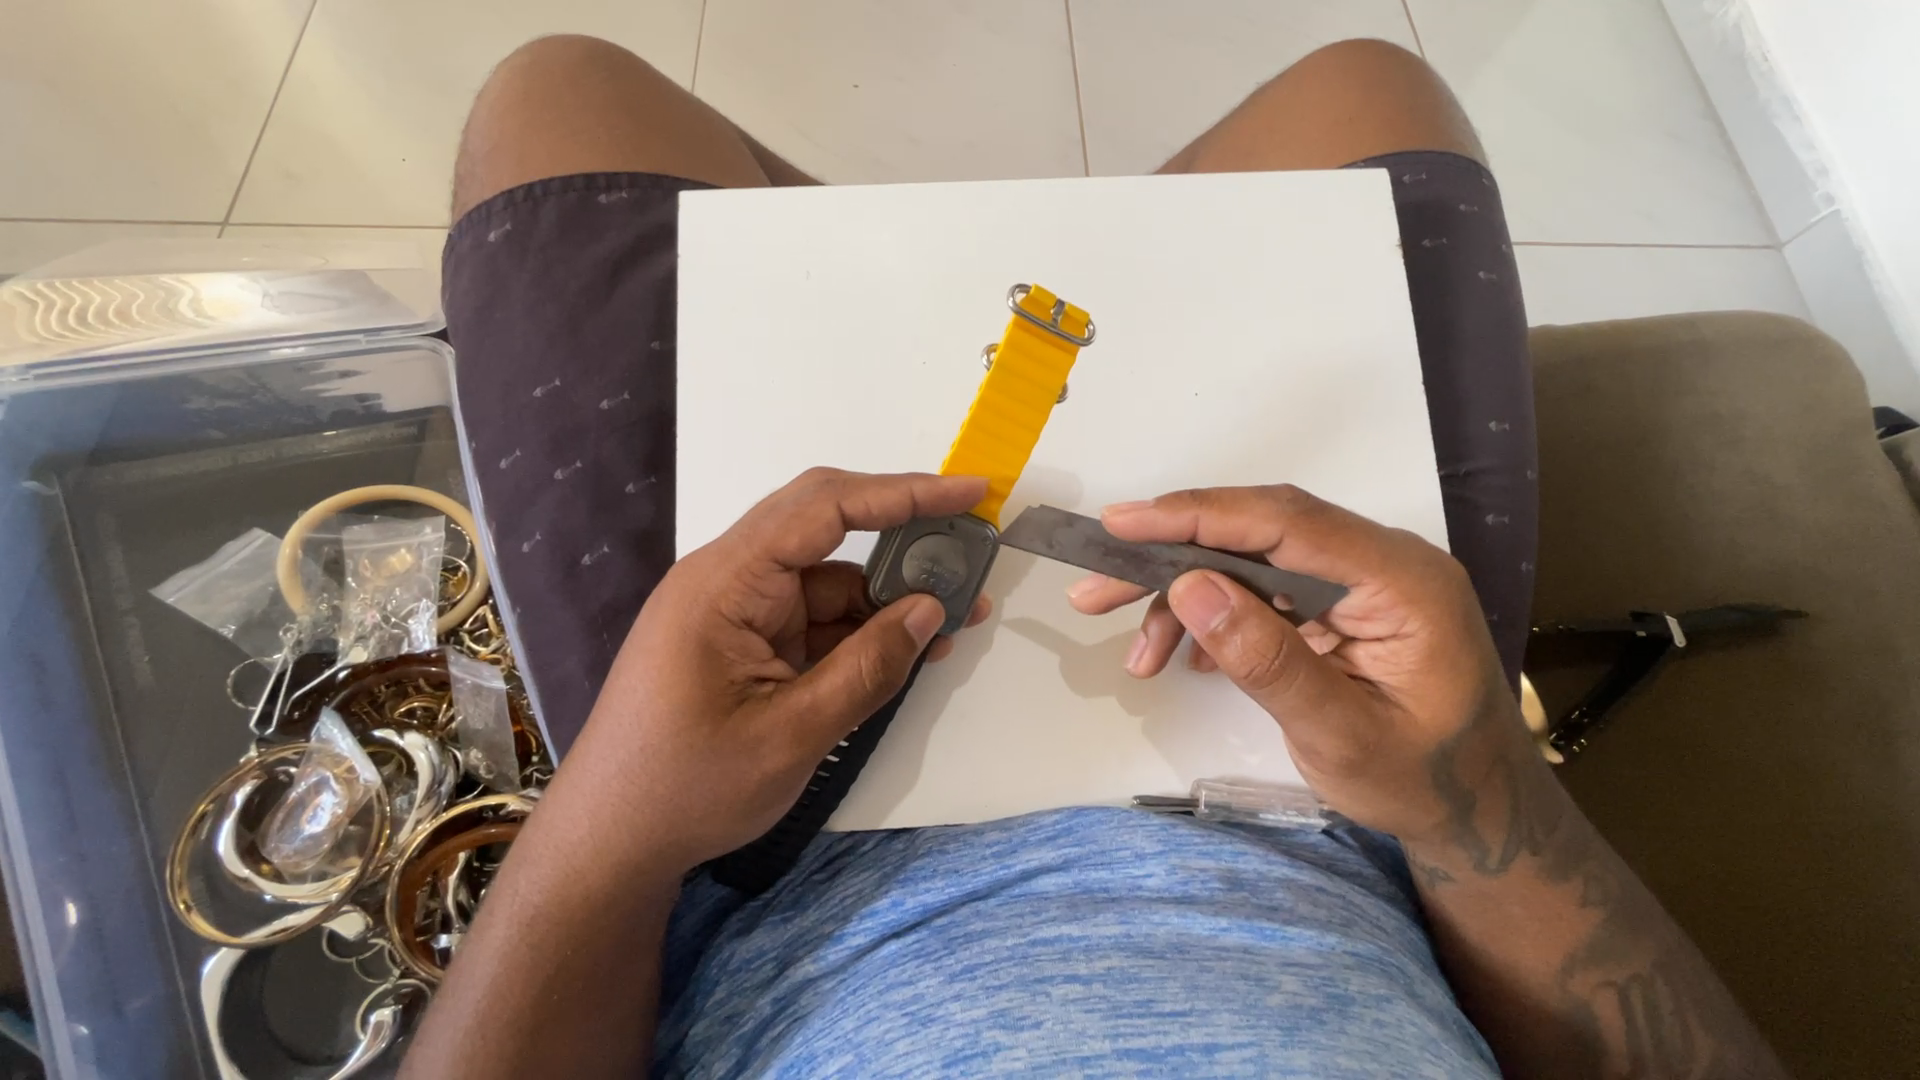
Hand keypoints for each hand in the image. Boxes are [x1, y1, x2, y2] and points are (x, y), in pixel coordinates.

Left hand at [562, 468, 988, 875]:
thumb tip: (932, 611)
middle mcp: (731, 580)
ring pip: (830, 580)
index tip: (969, 493)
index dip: (903, 493)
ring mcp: (739, 612)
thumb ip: (868, 668)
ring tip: (957, 616)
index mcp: (726, 582)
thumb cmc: (687, 789)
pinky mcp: (748, 643)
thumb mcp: (791, 734)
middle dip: (902, 533)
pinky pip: (817, 620)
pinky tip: (909, 650)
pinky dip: (864, 632)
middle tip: (969, 544)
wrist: (612, 844)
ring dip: (890, 595)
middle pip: (826, 529)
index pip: (823, 508)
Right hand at [1067, 485, 1539, 844]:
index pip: (1285, 521)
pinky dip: (1213, 621)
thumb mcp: (1341, 735)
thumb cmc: (1423, 783)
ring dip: (1183, 601)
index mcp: (1399, 579)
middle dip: (1169, 559)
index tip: (1121, 523)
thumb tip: (1189, 588)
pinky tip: (1183, 658)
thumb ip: (1268, 660)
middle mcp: (1376, 562)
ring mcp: (1354, 582)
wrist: (1476, 816)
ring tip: (1138, 656)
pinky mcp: (1334, 604)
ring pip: (1248, 565)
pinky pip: (1260, 594)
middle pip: (1254, 536)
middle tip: (1094, 589)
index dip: (1196, 514)